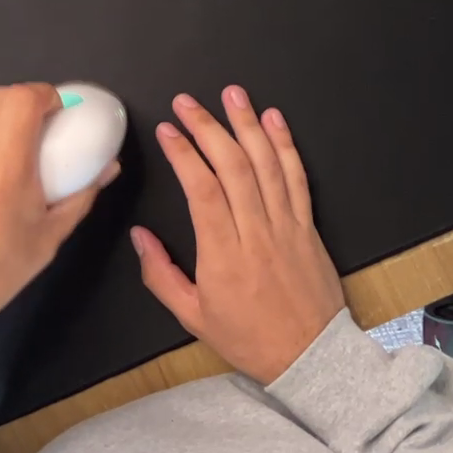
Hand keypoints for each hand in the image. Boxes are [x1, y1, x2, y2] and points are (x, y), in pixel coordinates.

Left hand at [0, 84, 115, 330]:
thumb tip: (108, 167)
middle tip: (40, 129)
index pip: (24, 98)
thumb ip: (81, 196)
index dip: (46, 94)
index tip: (59, 110)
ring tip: (4, 142)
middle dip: (26, 103)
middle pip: (1, 96)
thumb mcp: (48, 238)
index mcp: (6, 165)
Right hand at [131, 86, 345, 384]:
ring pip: (266, 164)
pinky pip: (297, 177)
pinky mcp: (307, 225)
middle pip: (232, 166)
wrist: (312, 359)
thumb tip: (139, 235)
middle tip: (187, 102)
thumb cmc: (249, 338)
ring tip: (231, 94)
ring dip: (247, 124)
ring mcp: (286, 225)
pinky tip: (274, 119)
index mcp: (223, 256)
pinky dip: (285, 145)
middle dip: (208, 126)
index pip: (201, 190)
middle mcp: (256, 233)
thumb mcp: (192, 316)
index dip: (183, 154)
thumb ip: (160, 274)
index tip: (168, 130)